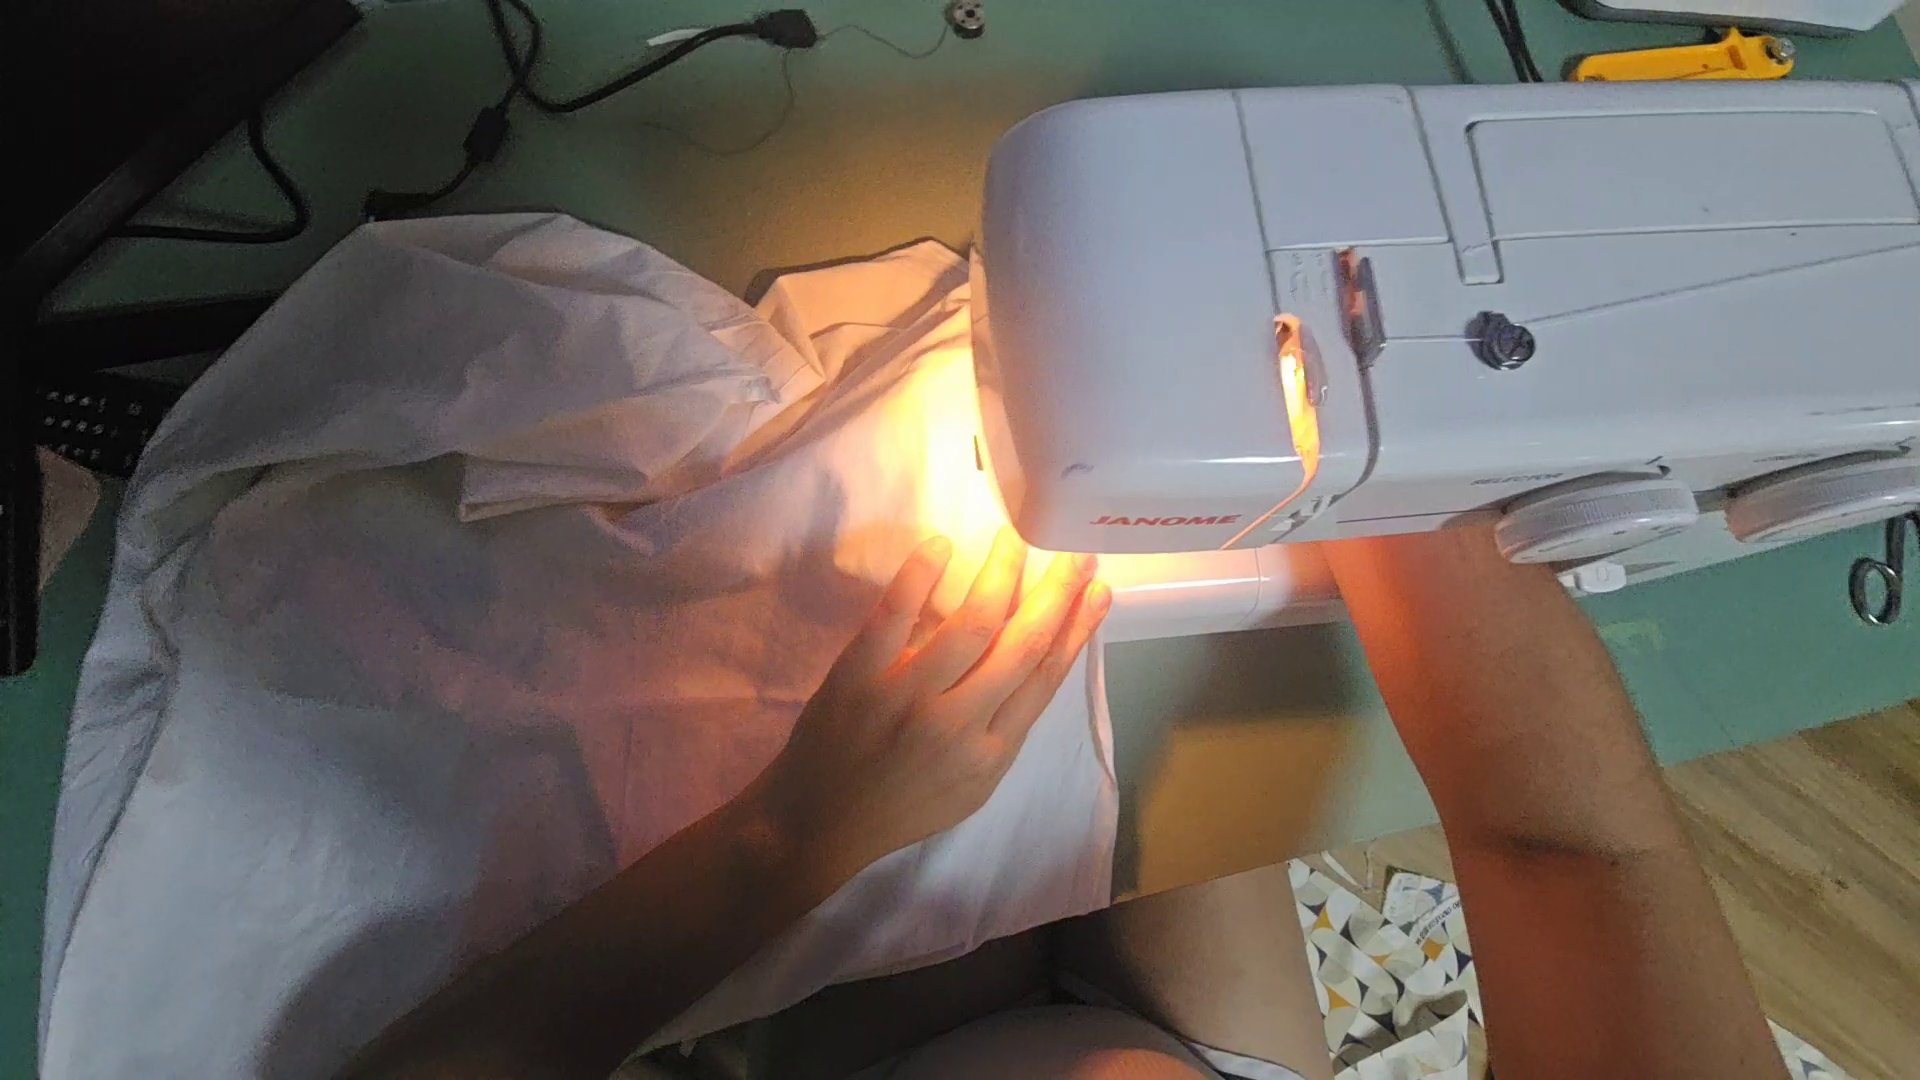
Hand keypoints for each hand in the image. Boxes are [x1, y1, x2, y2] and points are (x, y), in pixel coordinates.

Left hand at [755, 527, 1110, 886]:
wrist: (822, 820)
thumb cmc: (905, 803)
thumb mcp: (973, 784)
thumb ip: (1005, 725)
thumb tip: (1038, 661)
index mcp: (991, 751)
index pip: (1045, 678)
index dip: (1077, 630)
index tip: (1099, 591)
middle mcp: (957, 723)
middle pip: (1020, 644)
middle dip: (1056, 594)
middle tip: (1074, 552)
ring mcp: (906, 695)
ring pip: (970, 624)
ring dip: (1000, 574)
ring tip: (1015, 538)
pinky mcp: (859, 674)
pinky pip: (894, 615)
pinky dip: (919, 576)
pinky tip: (941, 545)